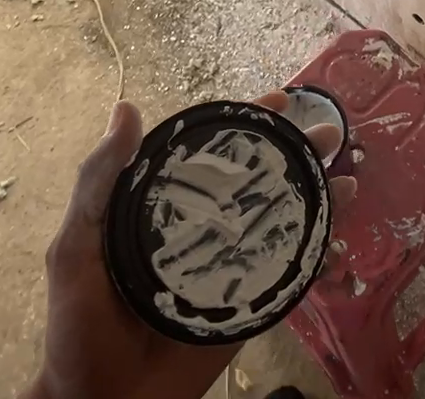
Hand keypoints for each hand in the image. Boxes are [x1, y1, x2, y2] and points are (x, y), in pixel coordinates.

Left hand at [24, 93, 354, 398]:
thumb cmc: (80, 325)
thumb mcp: (76, 248)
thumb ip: (97, 183)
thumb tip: (125, 110)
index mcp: (168, 204)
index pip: (214, 151)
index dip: (249, 121)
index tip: (280, 99)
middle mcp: (206, 225)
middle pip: (260, 178)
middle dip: (299, 151)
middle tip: (330, 133)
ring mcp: (231, 262)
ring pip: (284, 218)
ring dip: (318, 196)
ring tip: (348, 180)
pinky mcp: (250, 301)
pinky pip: (291, 271)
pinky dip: (319, 253)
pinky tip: (340, 239)